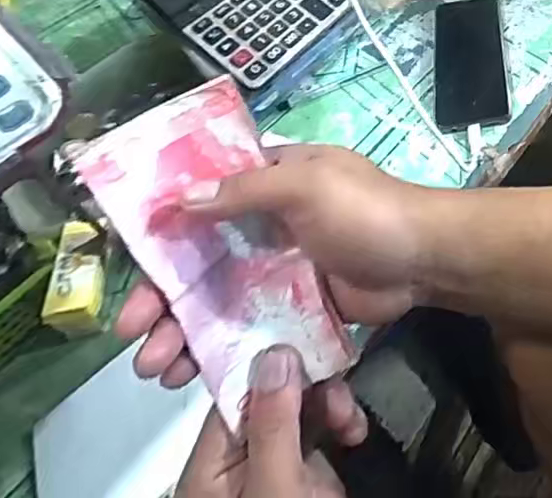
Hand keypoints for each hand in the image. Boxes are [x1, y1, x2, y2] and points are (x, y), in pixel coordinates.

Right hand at [115, 146, 432, 387]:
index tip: (132, 256)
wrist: (420, 258)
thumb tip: (180, 197)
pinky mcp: (292, 300)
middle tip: (133, 331)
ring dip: (181, 327)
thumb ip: (247, 191)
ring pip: (216, 294)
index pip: (209, 193)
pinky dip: (214, 345)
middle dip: (164, 292)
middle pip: (203, 254)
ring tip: (156, 367)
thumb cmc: (365, 210)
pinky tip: (190, 373)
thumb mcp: (309, 186)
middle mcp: (271, 217)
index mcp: (276, 178)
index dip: (168, 222)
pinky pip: (243, 321)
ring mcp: (280, 261)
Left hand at [174, 346, 362, 497]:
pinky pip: (320, 429)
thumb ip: (273, 421)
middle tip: (339, 391)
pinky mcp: (303, 476)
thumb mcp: (275, 489)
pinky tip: (356, 432)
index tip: (307, 336)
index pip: (235, 394)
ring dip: (331, 404)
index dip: (270, 363)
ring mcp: (272, 469)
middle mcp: (238, 463)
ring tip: (351, 422)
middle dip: (310, 388)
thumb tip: (275, 351)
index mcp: (210, 469)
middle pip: (272, 396)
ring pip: (301, 408)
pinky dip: (340, 423)